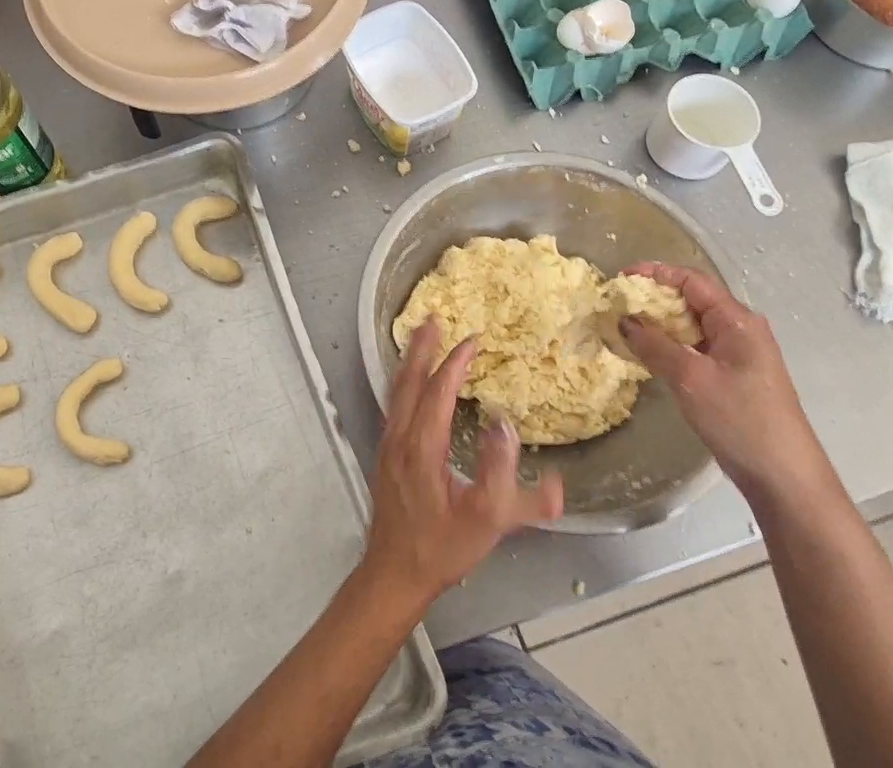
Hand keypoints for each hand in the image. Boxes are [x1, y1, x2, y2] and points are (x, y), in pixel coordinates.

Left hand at [363, 318, 563, 605]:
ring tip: (421, 338)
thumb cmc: (444, 548)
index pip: (438, 392)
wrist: (396, 574)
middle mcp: (399, 440)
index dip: (456, 363)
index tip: (474, 340)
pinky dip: (404, 383)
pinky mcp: (386, 457)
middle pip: (409, 382)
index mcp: (422, 448)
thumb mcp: (487, 519)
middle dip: (422, 349)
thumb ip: (502, 473)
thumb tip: (506, 425)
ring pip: (396, 392)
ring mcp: (388, 447)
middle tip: (432, 319)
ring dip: (410, 363)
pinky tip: (412, 383)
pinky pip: (394, 405)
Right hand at [620, 263, 837, 504]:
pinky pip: (695, 349)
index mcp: (737, 320)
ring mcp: (738, 354)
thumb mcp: (691, 378)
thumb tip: (625, 320)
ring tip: (623, 328)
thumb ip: (655, 346)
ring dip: (659, 324)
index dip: (656, 273)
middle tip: (615, 305)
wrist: (782, 473)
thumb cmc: (740, 419)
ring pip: (691, 327)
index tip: (620, 277)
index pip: (692, 281)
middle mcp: (740, 329)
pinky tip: (647, 356)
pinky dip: (669, 346)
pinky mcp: (732, 377)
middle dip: (653, 299)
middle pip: (692, 300)